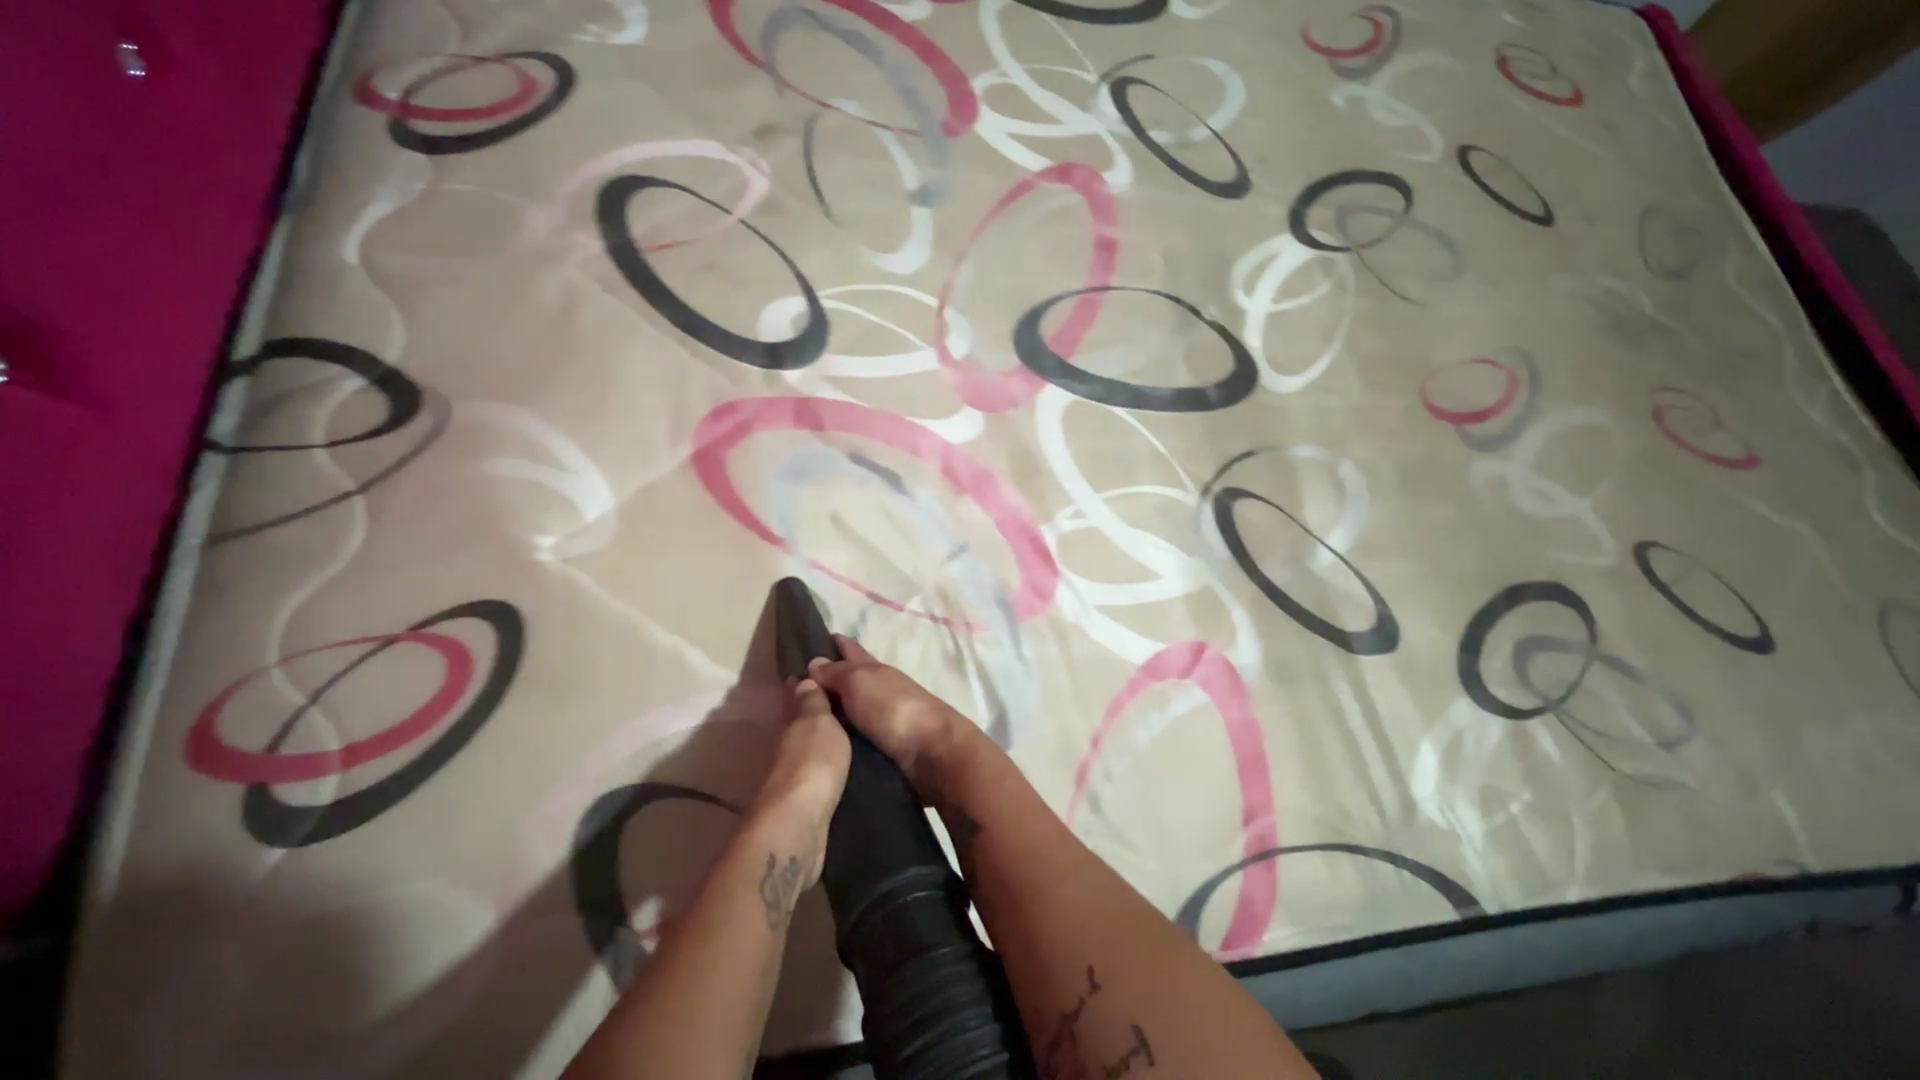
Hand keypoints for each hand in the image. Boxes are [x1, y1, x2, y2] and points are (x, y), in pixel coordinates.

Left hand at [748, 678, 849, 887]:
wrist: (800, 822)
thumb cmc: (812, 762)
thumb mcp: (817, 722)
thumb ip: (812, 702)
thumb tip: (801, 680)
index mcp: (790, 722)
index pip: (795, 695)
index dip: (806, 684)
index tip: (822, 673)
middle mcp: (786, 746)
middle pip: (800, 723)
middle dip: (815, 714)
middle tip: (844, 704)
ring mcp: (792, 776)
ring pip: (806, 750)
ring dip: (820, 743)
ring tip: (849, 736)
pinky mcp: (803, 802)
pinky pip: (816, 775)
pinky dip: (825, 768)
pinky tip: (841, 768)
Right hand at [806, 635, 973, 798]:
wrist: (931, 751)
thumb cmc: (892, 708)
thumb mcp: (859, 682)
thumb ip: (836, 672)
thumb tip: (815, 661)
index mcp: (875, 669)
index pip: (852, 650)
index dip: (837, 643)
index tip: (814, 639)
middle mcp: (880, 689)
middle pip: (852, 679)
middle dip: (829, 679)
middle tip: (796, 684)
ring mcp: (884, 718)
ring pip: (853, 707)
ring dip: (835, 709)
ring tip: (806, 715)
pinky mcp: (885, 745)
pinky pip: (857, 733)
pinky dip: (844, 732)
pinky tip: (828, 739)